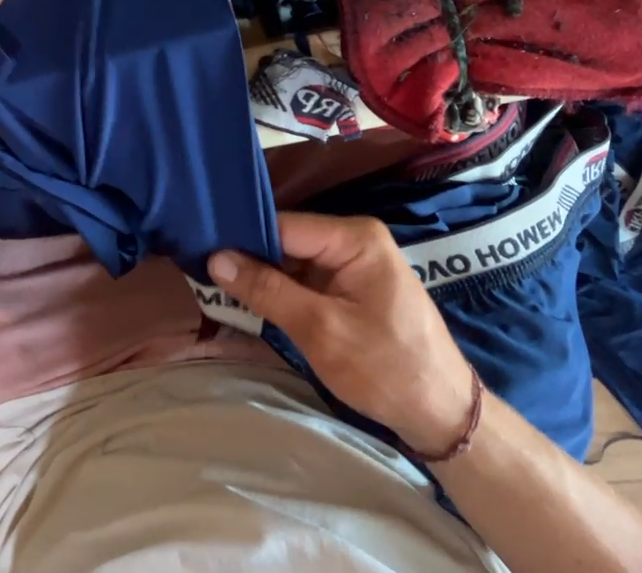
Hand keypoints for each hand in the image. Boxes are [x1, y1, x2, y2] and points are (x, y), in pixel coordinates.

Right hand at [208, 214, 475, 452]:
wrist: (442, 415)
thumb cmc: (386, 369)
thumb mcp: (320, 330)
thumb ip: (267, 290)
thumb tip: (215, 258)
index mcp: (354, 237)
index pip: (281, 225)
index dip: (240, 238)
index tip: (198, 251)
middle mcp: (353, 239)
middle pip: (283, 239)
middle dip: (246, 257)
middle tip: (200, 271)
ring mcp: (351, 262)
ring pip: (288, 260)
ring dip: (258, 276)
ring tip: (213, 285)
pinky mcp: (347, 285)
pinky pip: (301, 278)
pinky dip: (276, 290)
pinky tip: (245, 299)